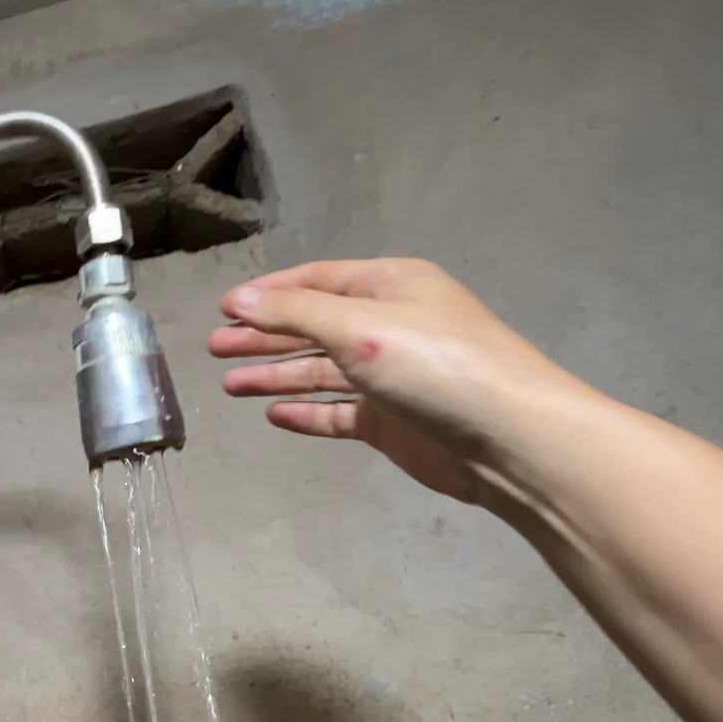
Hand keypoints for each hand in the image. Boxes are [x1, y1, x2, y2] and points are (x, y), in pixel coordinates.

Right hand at [210, 258, 589, 502]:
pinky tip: (274, 415)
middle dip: (263, 338)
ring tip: (229, 386)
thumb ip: (295, 313)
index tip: (223, 309)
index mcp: (389, 288)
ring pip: (319, 372)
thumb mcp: (360, 327)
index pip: (316, 282)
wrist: (507, 439)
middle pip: (311, 327)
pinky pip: (336, 412)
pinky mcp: (389, 420)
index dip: (268, 294)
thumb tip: (238, 300)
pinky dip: (305, 412)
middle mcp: (387, 327)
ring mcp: (388, 377)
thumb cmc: (434, 366)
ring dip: (275, 376)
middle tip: (215, 349)